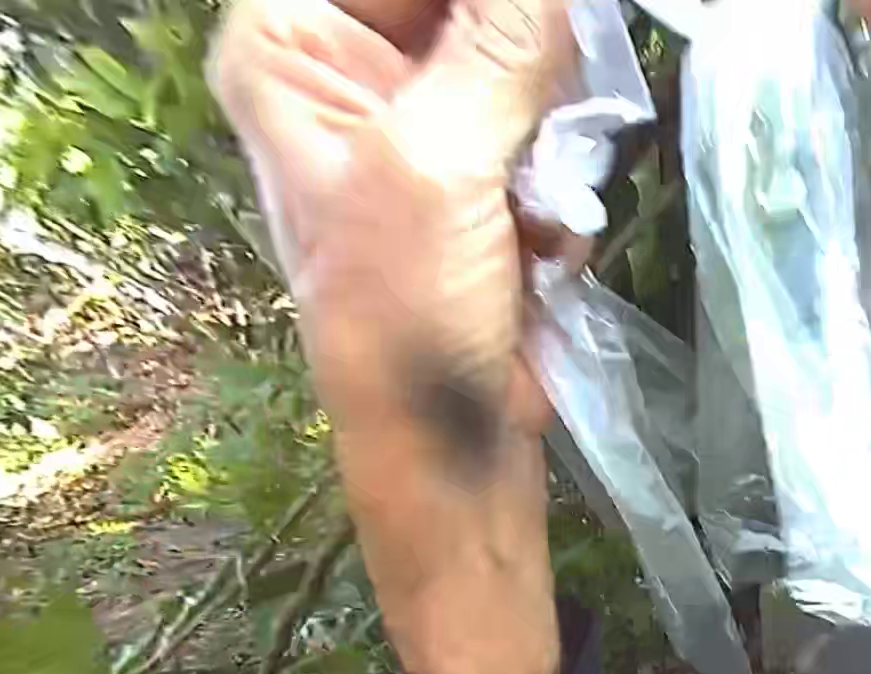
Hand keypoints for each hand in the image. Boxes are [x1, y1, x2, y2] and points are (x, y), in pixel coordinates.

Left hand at [214, 0, 570, 673]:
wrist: (456, 433)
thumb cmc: (410, 306)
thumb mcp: (437, 167)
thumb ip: (496, 56)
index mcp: (306, 51)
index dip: (491, 3)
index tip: (554, 28)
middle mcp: (372, 93)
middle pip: (478, 29)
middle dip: (532, 84)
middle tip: (556, 132)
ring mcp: (442, 158)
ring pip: (532, 104)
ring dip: (556, 160)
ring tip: (545, 218)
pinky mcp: (498, 211)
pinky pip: (553, 170)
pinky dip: (564, 208)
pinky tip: (553, 254)